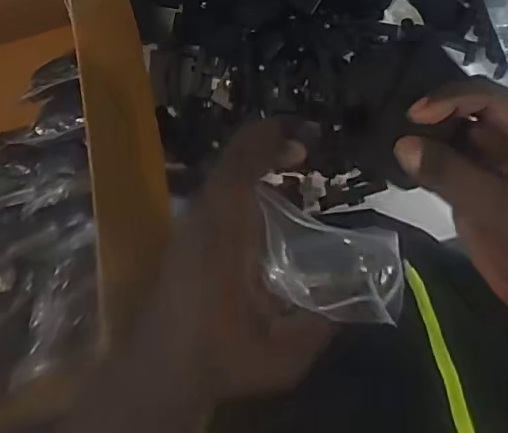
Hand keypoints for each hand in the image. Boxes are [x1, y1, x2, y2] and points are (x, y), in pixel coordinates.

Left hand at [71, 120, 333, 429]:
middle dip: (269, 141)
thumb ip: (317, 328)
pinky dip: (245, 176)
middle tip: (305, 144)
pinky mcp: (187, 231)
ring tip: (292, 161)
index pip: (241, 168)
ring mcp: (191, 221)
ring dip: (256, 157)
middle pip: (232, 158)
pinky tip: (268, 197)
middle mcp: (204, 216)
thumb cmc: (218, 358)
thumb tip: (350, 300)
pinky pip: (218, 187)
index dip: (270, 141)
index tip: (304, 135)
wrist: (158, 371)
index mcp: (223, 233)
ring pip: (223, 170)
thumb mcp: (279, 357)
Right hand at [393, 79, 507, 313]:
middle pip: (461, 104)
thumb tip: (401, 144)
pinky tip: (396, 155)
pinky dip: (421, 152)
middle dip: (429, 111)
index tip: (414, 116)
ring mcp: (489, 153)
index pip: (482, 95)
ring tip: (388, 133)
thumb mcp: (496, 207)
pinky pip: (441, 152)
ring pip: (447, 126)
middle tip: (393, 120)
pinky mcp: (472, 175)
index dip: (447, 99)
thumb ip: (448, 172)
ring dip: (421, 131)